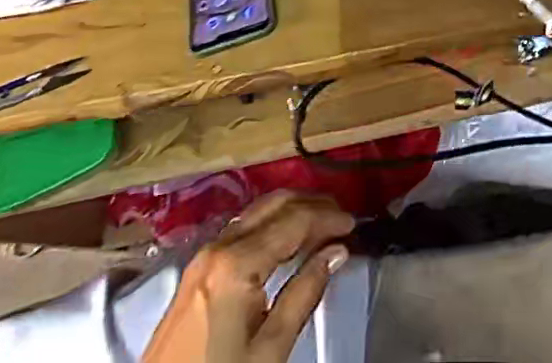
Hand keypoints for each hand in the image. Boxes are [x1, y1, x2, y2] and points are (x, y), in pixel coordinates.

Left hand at [142, 191, 356, 362]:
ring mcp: (202, 258)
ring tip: (322, 227)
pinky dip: (273, 223)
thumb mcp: (270, 349)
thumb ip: (305, 293)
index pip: (296, 220)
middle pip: (276, 204)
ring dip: (294, 210)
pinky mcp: (195, 273)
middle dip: (314, 205)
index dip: (330, 218)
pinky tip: (288, 241)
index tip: (356, 226)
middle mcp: (218, 248)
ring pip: (258, 211)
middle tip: (343, 220)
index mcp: (237, 263)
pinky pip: (243, 228)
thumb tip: (337, 251)